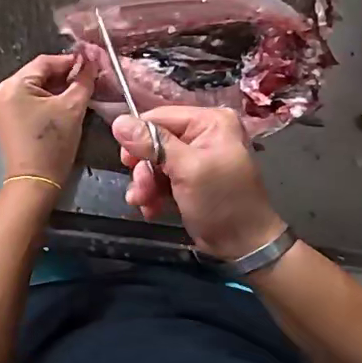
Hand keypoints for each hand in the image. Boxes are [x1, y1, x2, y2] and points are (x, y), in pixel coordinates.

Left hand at [0, 54, 94, 181]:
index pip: (45, 62)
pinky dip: (45, 100)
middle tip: (88, 77)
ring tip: (79, 90)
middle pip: (37, 74)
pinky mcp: (5, 119)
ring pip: (34, 87)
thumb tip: (91, 61)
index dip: (70, 61)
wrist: (35, 181)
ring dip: (56, 88)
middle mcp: (1, 91)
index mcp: (12, 85)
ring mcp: (0, 106)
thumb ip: (83, 81)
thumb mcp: (73, 108)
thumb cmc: (53, 144)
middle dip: (63, 75)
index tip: (91, 63)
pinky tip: (63, 103)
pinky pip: (28, 100)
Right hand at [111, 107, 285, 259]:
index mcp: (210, 122)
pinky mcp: (188, 179)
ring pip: (152, 162)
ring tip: (145, 203)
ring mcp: (195, 158)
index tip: (126, 162)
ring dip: (145, 185)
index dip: (138, 138)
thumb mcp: (187, 169)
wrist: (243, 245)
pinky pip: (159, 178)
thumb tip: (118, 122)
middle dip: (143, 168)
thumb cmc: (221, 202)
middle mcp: (202, 134)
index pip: (159, 117)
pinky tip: (151, 209)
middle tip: (141, 189)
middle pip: (153, 141)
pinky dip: (152, 194)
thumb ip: (153, 144)